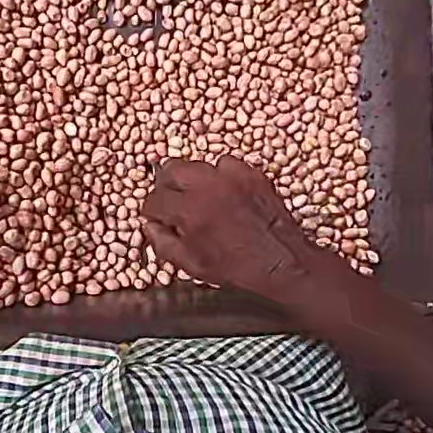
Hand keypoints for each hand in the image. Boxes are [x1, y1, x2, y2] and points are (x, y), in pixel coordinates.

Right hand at [141, 155, 349, 307]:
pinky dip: (219, 176)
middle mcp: (208, 187)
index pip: (155, 200)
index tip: (155, 217)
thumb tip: (150, 227)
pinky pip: (225, 164)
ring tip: (196, 198)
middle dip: (166, 186)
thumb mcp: (193, 265)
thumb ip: (164, 244)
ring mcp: (231, 176)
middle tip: (170, 201)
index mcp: (189, 211)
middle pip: (171, 169)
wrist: (282, 262)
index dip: (151, 211)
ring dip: (191, 180)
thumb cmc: (238, 268)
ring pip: (197, 165)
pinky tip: (223, 192)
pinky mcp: (250, 173)